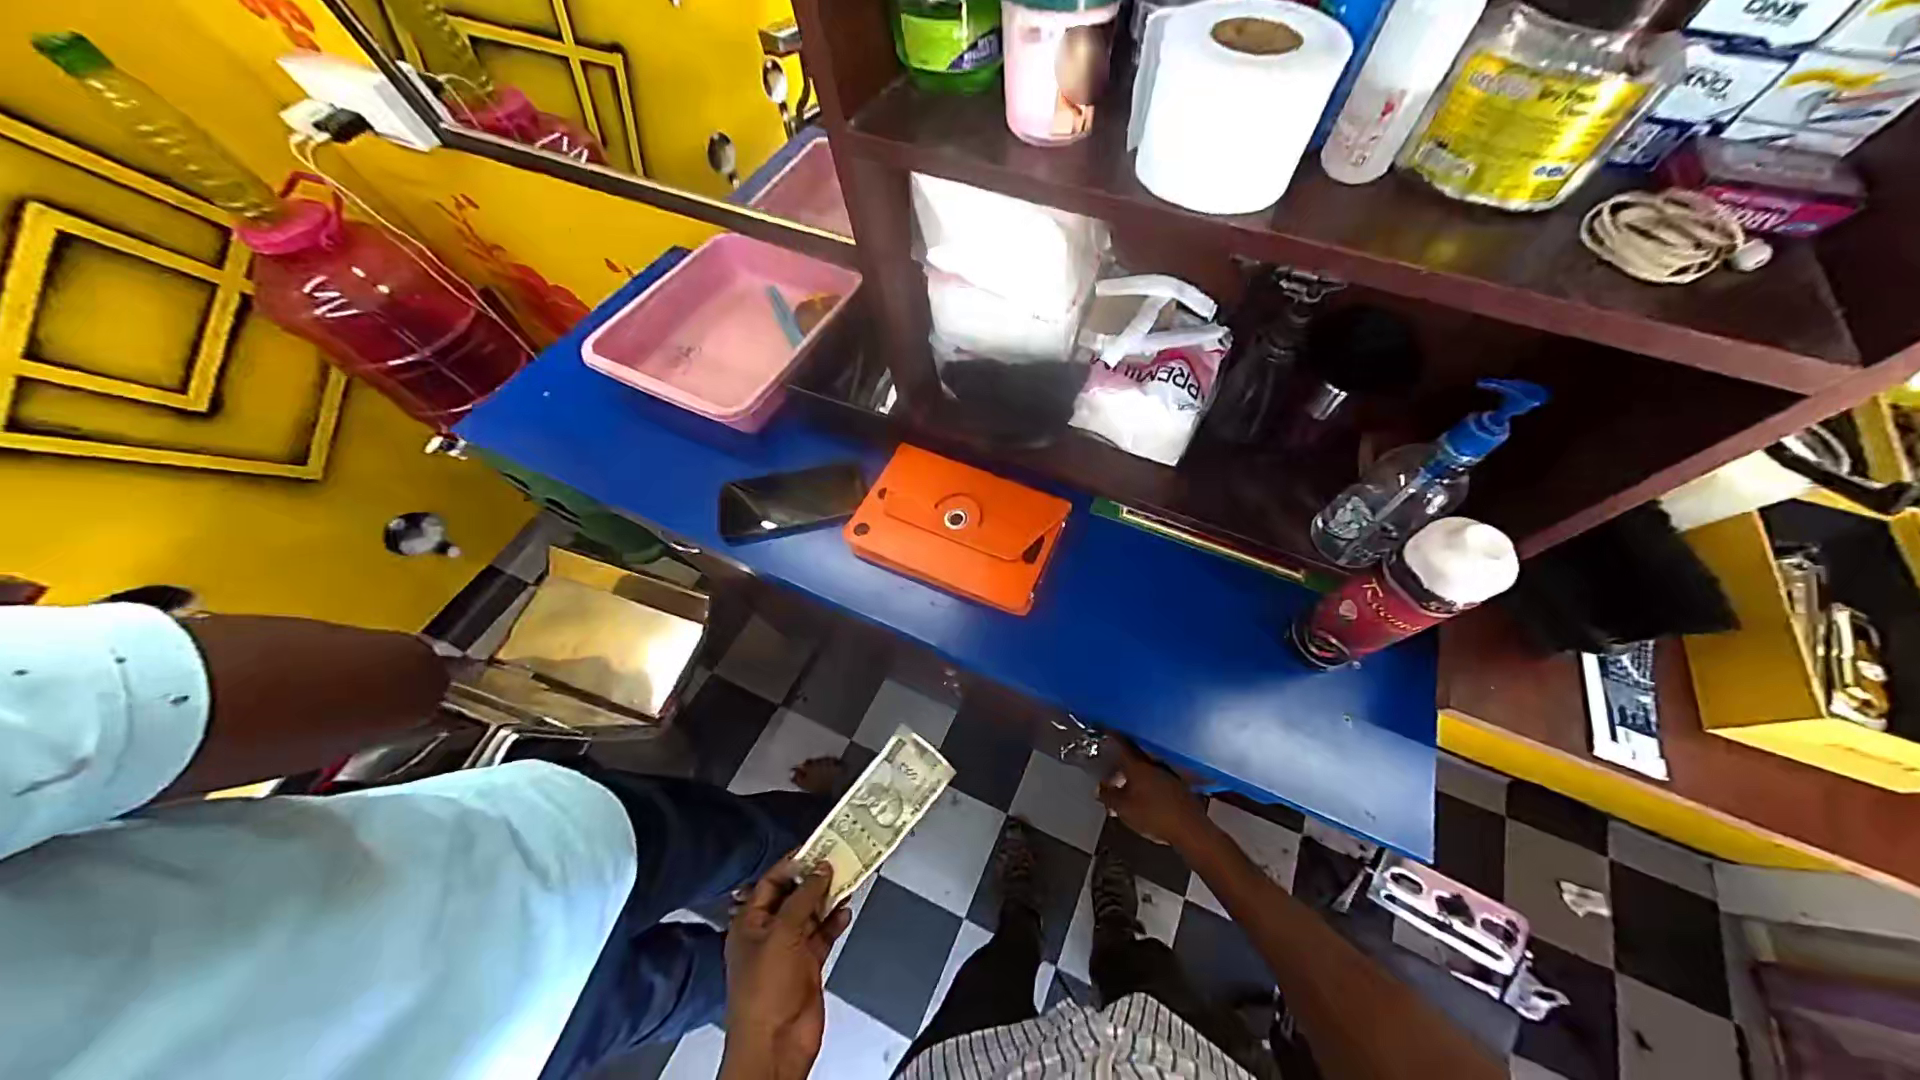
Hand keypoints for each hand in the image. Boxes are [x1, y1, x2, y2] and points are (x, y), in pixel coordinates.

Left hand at [719, 860, 850, 1079]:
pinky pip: (824, 935)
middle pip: (794, 896)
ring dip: (829, 898)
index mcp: (750, 923)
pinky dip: (835, 922)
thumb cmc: (765, 990)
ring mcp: (790, 949)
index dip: (793, 863)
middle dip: (815, 879)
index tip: (817, 846)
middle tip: (839, 858)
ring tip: (849, 879)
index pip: (771, 882)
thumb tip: (820, 868)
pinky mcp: (808, 964)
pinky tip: (846, 911)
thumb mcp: (782, 934)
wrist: (776, 1044)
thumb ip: (803, 897)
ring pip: (812, 914)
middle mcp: (769, 933)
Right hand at [1098, 740, 1209, 845]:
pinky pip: (1157, 780)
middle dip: (1118, 764)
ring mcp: (1168, 776)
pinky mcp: (1179, 788)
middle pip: (1132, 758)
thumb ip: (1107, 796)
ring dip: (1133, 776)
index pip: (1120, 745)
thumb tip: (1100, 789)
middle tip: (1108, 772)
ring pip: (1145, 769)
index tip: (1104, 732)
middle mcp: (1154, 765)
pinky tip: (1143, 799)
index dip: (1110, 737)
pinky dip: (1147, 786)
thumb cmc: (1156, 816)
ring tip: (1123, 790)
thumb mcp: (1122, 808)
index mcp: (1137, 765)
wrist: (1190, 830)